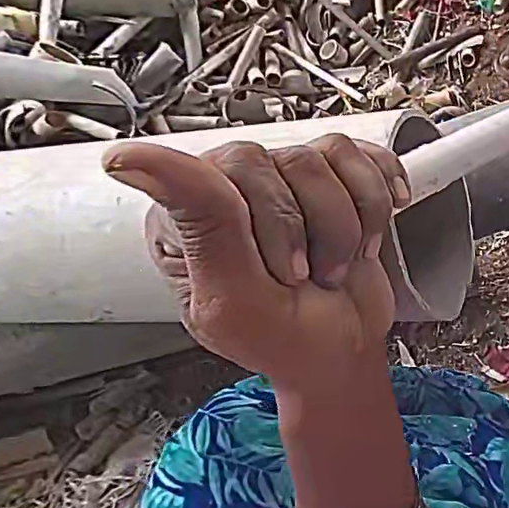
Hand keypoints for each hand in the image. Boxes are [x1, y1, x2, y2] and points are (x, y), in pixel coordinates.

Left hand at [102, 136, 410, 387]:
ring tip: (338, 261)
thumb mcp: (236, 299)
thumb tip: (130, 158)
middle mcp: (234, 189)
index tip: (288, 276)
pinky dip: (378, 198)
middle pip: (292, 160)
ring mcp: (286, 181)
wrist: (344, 351)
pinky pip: (363, 156)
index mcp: (189, 216)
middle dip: (322, 229)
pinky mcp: (333, 180)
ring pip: (330, 156)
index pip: (235, 170)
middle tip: (313, 274)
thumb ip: (200, 223)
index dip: (279, 223)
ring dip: (352, 222)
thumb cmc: (288, 339)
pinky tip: (371, 230)